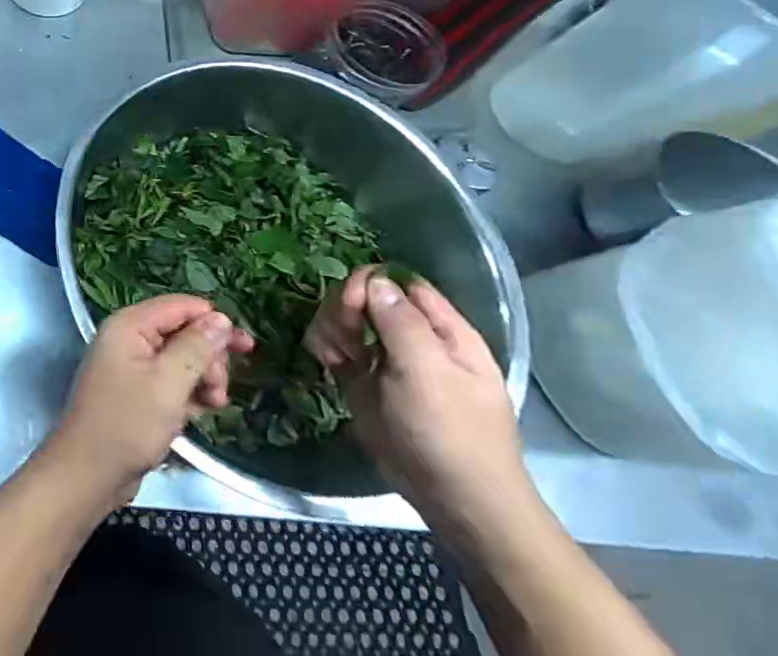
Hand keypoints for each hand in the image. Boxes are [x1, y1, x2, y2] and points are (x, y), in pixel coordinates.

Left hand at [42, 294, 255, 509]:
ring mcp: (130, 365)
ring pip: (181, 358)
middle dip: (209, 357)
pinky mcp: (136, 391)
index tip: (246, 347)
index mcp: (129, 325)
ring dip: (203, 378)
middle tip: (220, 389)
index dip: (214, 322)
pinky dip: (188, 393)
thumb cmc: (128, 424)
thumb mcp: (169, 383)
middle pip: (183, 331)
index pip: (180, 306)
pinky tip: (199, 413)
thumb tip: (221, 318)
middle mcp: (128, 338)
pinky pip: (170, 380)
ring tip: (214, 404)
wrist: (90, 472)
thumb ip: (196, 347)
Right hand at [305, 267, 532, 535]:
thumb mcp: (429, 371)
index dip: (372, 283)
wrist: (453, 497)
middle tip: (341, 336)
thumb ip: (400, 321)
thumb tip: (375, 280)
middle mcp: (413, 339)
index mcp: (443, 331)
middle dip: (344, 308)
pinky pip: (336, 349)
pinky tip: (326, 363)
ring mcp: (386, 361)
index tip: (349, 301)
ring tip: (332, 355)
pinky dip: (324, 348)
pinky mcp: (364, 383)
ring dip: (330, 328)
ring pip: (346, 321)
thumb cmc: (450, 431)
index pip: (401, 284)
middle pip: (366, 298)